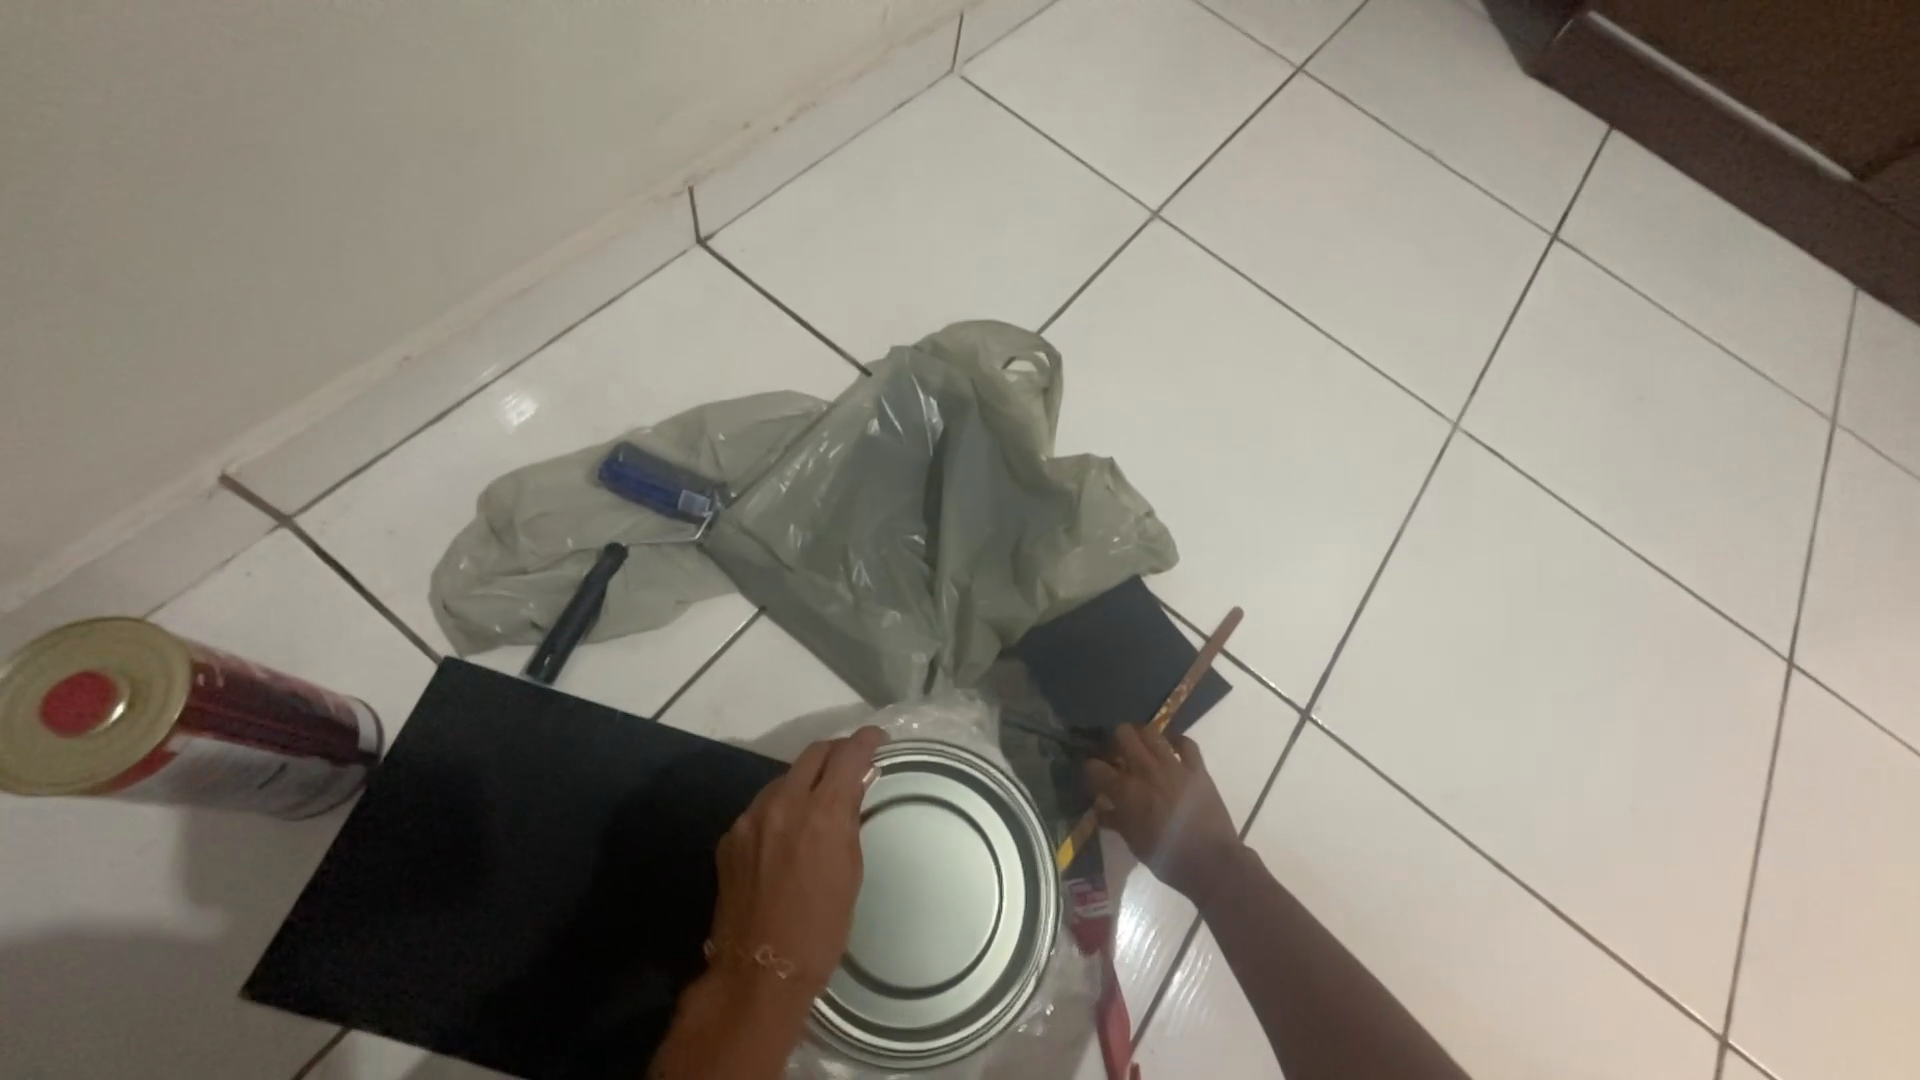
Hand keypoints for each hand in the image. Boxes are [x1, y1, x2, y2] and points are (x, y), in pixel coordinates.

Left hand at [709, 726, 884, 996]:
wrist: (758, 971)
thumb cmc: (821, 928)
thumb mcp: (850, 870)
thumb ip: (849, 820)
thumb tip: (854, 789)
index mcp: (822, 812)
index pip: (848, 755)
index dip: (866, 740)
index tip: (878, 739)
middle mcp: (783, 803)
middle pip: (813, 754)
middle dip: (836, 752)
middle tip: (852, 763)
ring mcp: (751, 818)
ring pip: (784, 778)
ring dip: (805, 781)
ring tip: (818, 800)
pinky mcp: (730, 836)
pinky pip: (761, 807)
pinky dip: (780, 809)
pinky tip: (787, 832)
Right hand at [1087, 724, 1243, 901]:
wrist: (1211, 862)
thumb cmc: (1167, 859)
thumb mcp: (1134, 843)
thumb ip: (1116, 821)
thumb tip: (1102, 810)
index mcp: (1126, 792)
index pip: (1095, 767)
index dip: (1090, 769)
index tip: (1093, 775)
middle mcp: (1146, 771)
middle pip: (1123, 734)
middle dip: (1115, 741)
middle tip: (1117, 754)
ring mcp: (1173, 767)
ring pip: (1151, 733)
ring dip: (1141, 736)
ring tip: (1140, 746)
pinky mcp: (1197, 769)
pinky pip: (1186, 743)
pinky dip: (1177, 742)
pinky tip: (1172, 748)